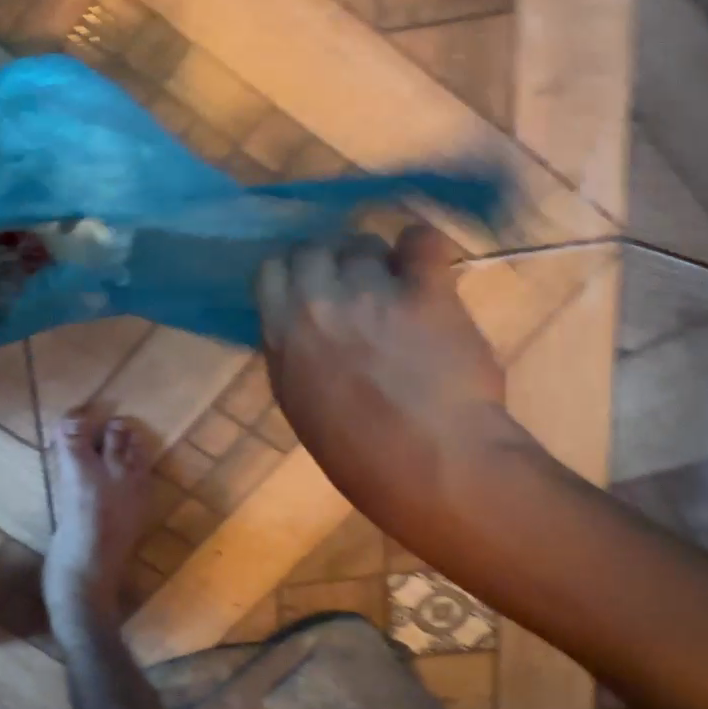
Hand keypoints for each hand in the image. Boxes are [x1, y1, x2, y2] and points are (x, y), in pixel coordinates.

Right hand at [254, 227, 537, 533]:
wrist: (436, 466)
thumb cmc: (358, 451)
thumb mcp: (297, 398)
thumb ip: (292, 349)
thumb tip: (299, 325)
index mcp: (281, 330)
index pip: (271, 268)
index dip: (293, 273)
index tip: (310, 288)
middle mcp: (317, 300)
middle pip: (313, 248)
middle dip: (332, 261)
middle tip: (355, 284)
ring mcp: (370, 292)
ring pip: (363, 243)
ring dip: (376, 260)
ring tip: (397, 283)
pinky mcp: (425, 292)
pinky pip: (420, 242)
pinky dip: (421, 246)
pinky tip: (426, 261)